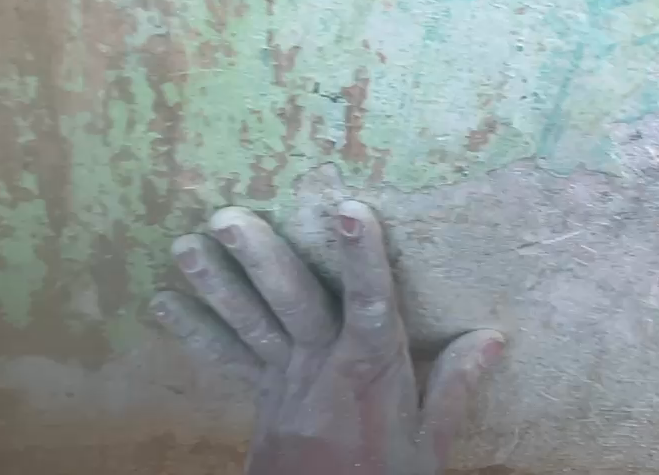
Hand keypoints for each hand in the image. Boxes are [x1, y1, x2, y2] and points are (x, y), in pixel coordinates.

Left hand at [149, 202, 505, 474]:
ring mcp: (282, 383)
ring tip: (184, 246)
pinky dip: (194, 330)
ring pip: (248, 324)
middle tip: (225, 220)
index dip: (363, 258)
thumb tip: (494, 335)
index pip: (371, 304)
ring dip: (216, 284)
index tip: (352, 211)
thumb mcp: (430, 448)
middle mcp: (320, 368)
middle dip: (260, 259)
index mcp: (369, 372)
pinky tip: (163, 303)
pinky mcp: (260, 400)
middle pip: (291, 304)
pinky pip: (226, 360)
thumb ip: (456, 387)